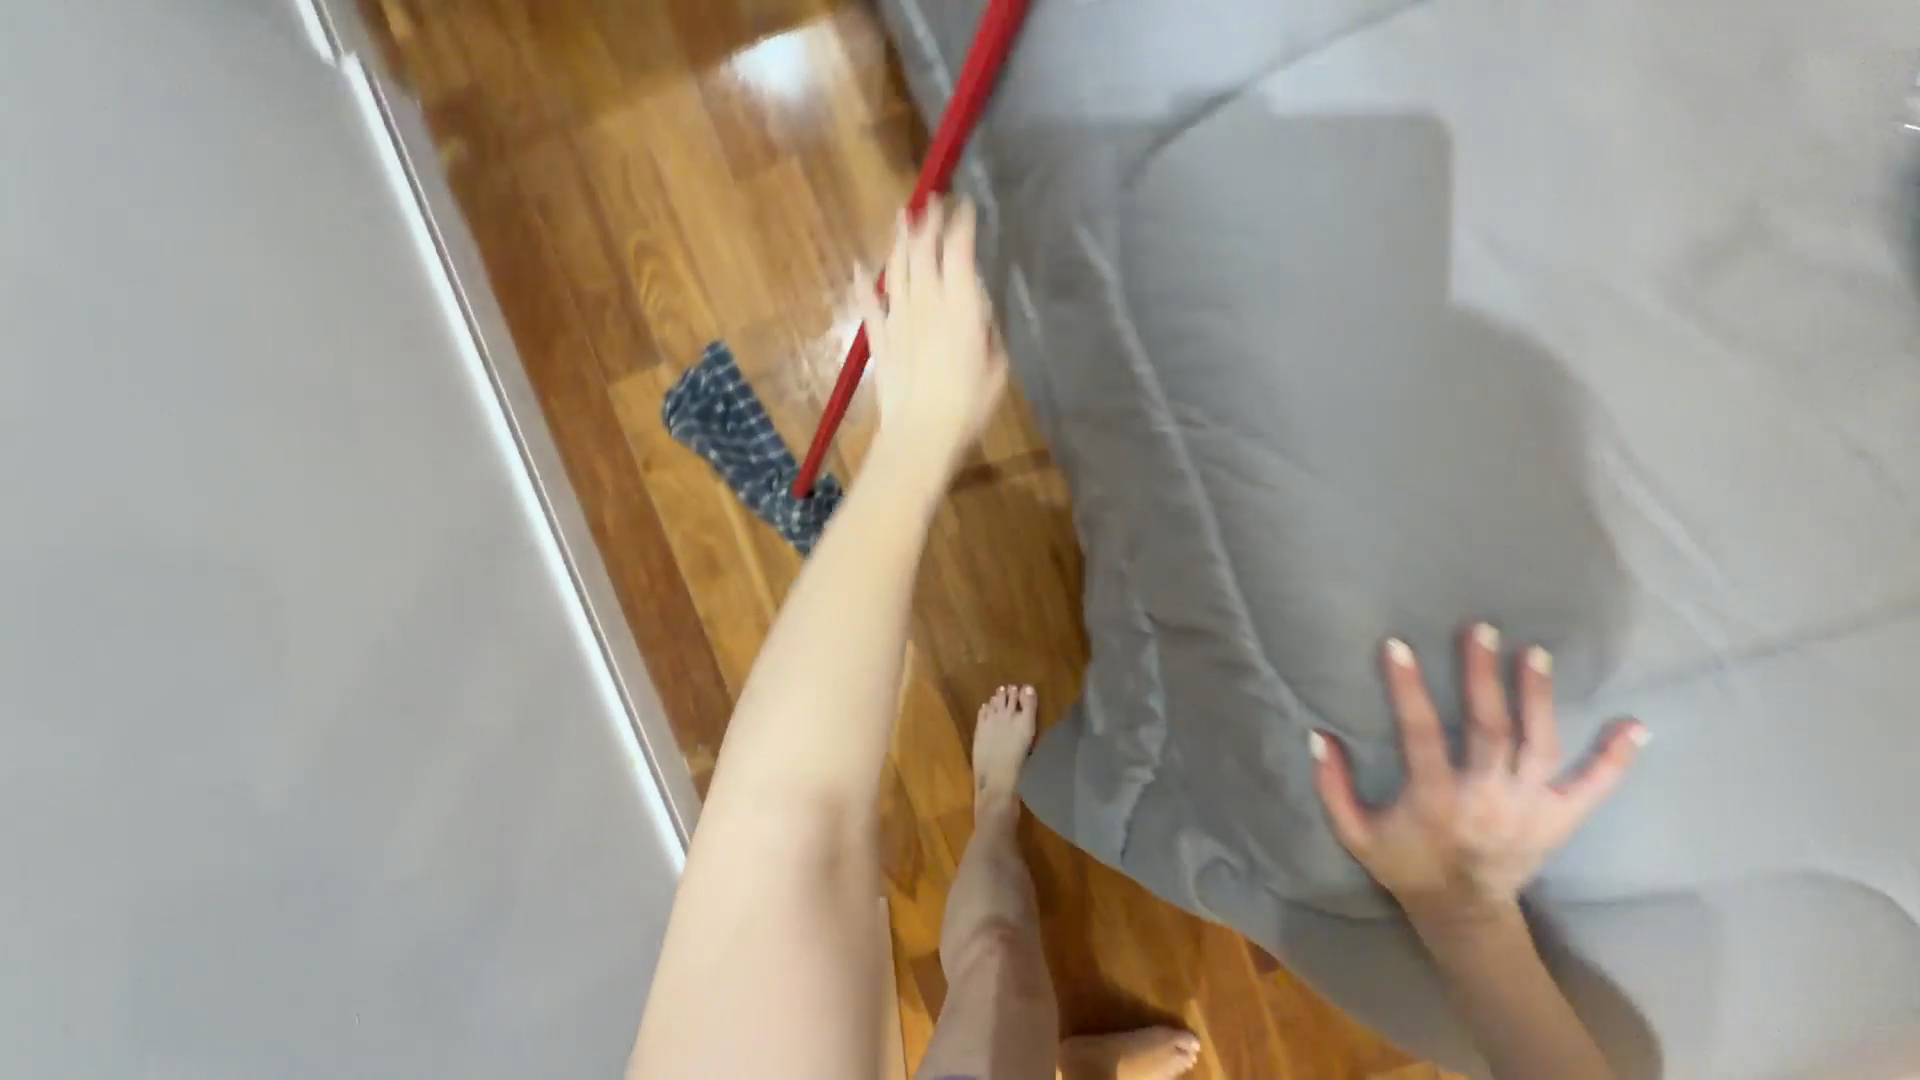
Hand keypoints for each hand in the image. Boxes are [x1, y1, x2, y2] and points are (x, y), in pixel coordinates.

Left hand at [853, 197, 1007, 472]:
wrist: (920, 434)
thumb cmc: (968, 406)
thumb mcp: (996, 367)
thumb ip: (987, 333)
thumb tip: (979, 315)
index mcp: (960, 306)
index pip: (959, 252)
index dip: (961, 225)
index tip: (965, 206)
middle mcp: (926, 302)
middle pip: (923, 251)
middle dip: (929, 222)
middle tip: (933, 200)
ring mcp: (898, 319)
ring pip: (896, 269)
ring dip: (899, 240)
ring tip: (902, 217)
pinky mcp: (879, 339)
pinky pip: (868, 304)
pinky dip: (862, 284)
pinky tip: (859, 268)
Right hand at [1311, 625, 1646, 924]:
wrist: (1462, 914)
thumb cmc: (1403, 864)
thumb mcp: (1353, 832)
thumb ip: (1332, 785)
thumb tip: (1318, 735)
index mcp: (1435, 799)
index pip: (1420, 732)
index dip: (1408, 688)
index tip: (1398, 647)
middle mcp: (1487, 798)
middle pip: (1489, 727)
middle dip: (1483, 676)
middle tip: (1481, 630)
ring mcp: (1530, 808)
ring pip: (1537, 743)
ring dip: (1536, 696)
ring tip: (1534, 654)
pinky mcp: (1560, 820)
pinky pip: (1594, 786)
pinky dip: (1616, 757)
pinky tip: (1635, 725)